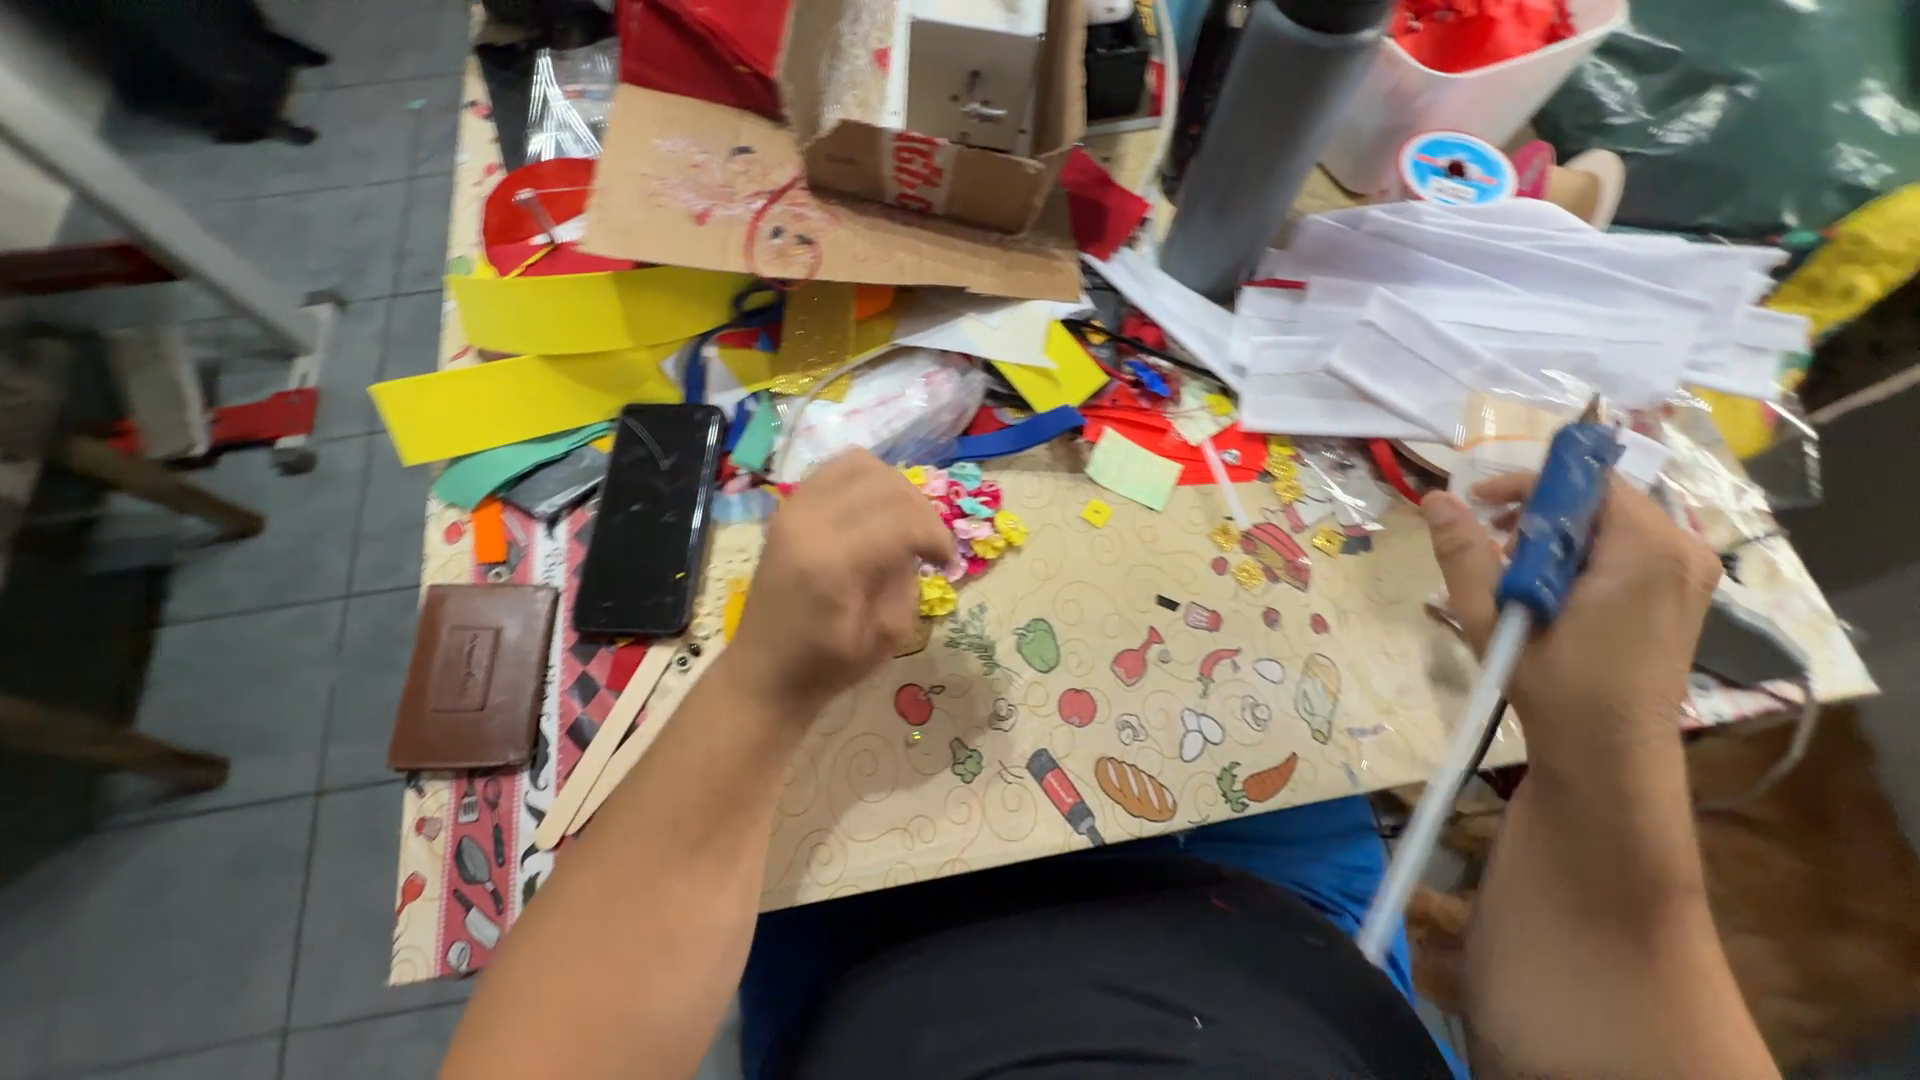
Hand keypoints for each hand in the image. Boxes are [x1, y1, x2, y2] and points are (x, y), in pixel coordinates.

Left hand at [727, 450, 954, 713]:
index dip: (937, 536)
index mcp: (834, 562)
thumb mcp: (887, 635)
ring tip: (905, 523)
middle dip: (922, 511)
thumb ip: (907, 580)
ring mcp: (793, 509)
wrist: (765, 672)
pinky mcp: (787, 507)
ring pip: (862, 464)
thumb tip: (914, 545)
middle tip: (931, 546)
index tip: (947, 563)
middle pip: (887, 484)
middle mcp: (810, 523)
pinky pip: (834, 470)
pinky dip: (866, 481)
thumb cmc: (827, 665)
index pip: (903, 520)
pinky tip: (876, 512)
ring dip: (896, 489)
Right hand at [1422, 474, 1721, 768]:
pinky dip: (1581, 554)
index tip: (1479, 506)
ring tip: (1512, 569)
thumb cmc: (1556, 689)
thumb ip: (1466, 555)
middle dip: (1540, 511)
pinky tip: (1548, 588)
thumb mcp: (1496, 620)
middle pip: (1602, 499)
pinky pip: (1627, 548)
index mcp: (1647, 550)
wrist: (1611, 755)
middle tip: (1489, 541)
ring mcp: (1689, 573)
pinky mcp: (1680, 593)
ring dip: (1557, 533)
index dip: (1529, 484)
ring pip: (1612, 523)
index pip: (1588, 481)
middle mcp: (1683, 551)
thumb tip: (1436, 499)